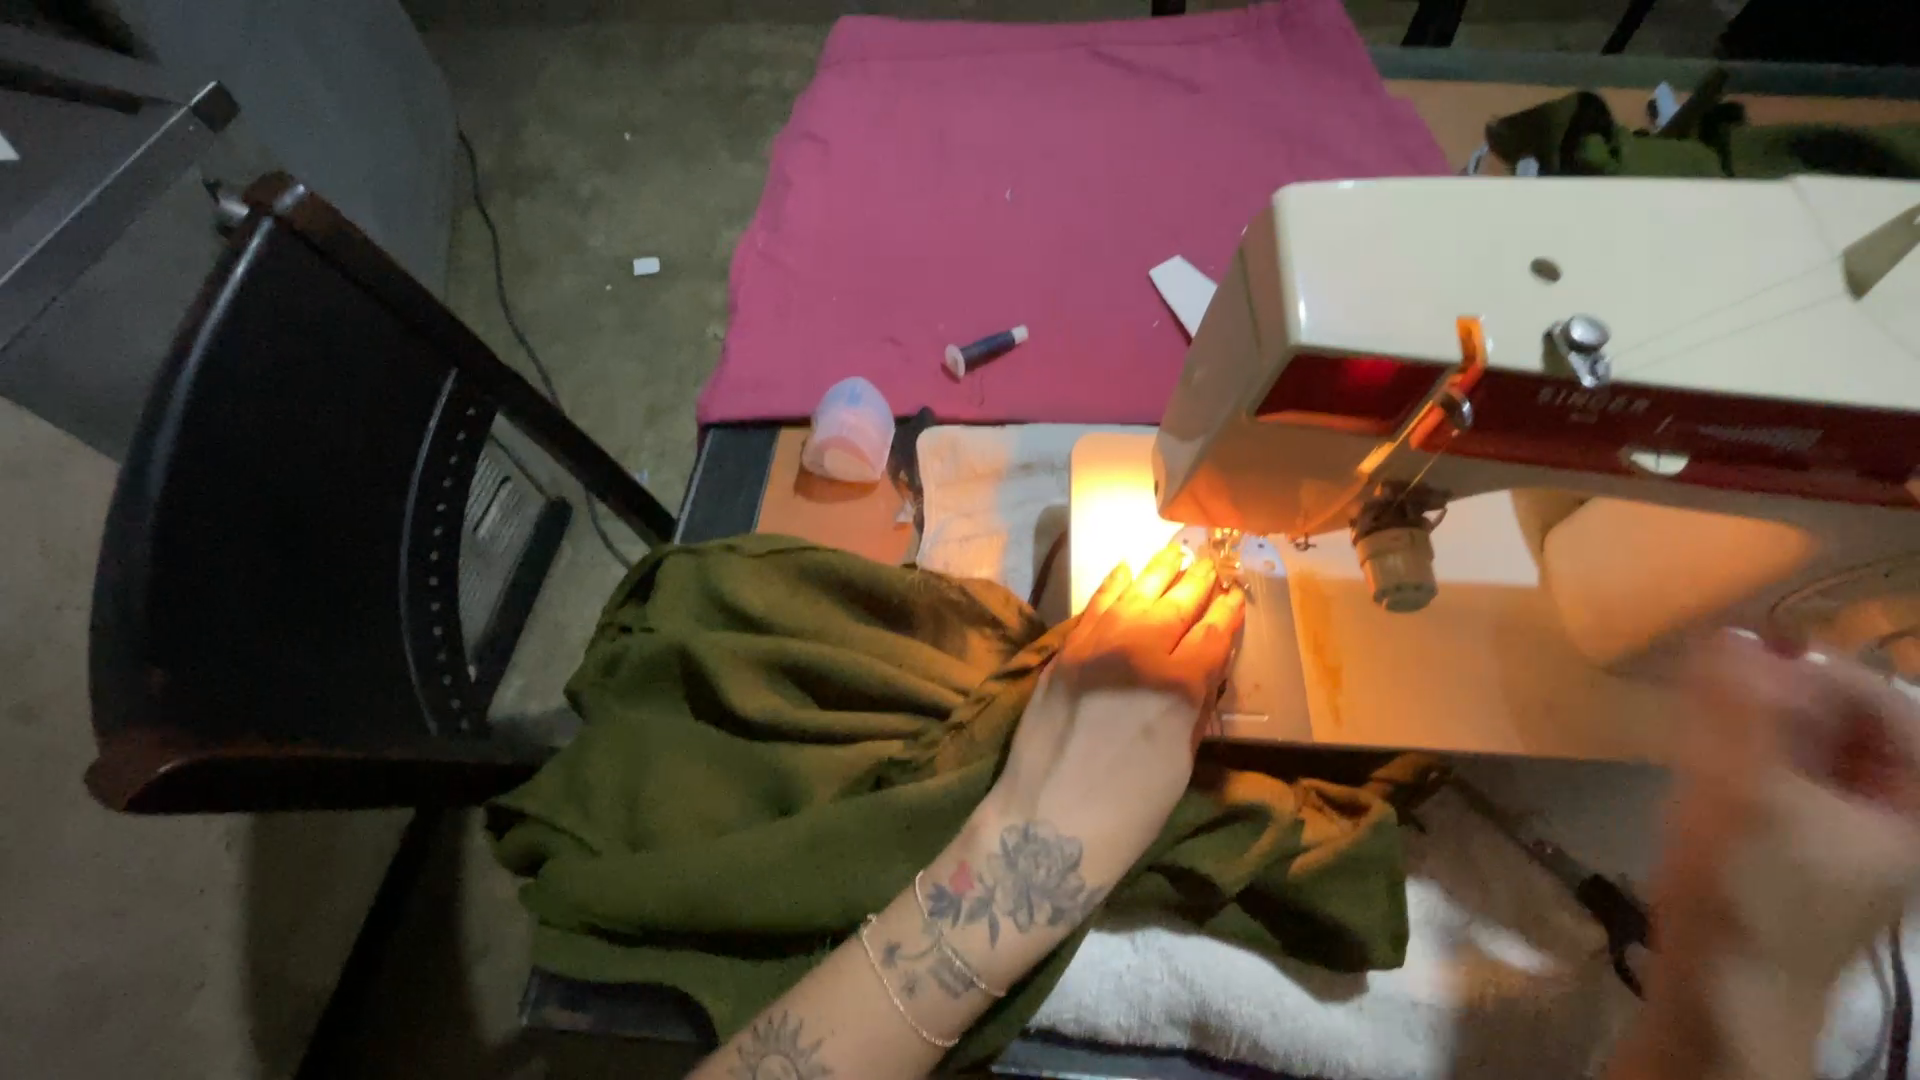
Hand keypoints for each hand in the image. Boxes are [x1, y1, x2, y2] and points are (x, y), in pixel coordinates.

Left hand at [979, 543, 1245, 888]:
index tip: (1237, 594)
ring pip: (1134, 596)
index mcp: (1178, 687)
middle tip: (1212, 561)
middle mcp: (1138, 654)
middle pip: (1176, 605)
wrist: (1047, 819)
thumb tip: (1203, 672)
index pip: (1212, 635)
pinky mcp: (1064, 652)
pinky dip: (1111, 586)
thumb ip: (1194, 709)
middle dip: (1198, 581)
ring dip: (1157, 572)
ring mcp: (1094, 648)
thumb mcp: (1182, 762)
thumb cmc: (1128, 809)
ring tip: (1175, 551)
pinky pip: (1092, 608)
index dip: (1227, 612)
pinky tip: (1125, 569)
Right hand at [1652, 634, 1919, 989]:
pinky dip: (1748, 750)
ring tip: (1703, 705)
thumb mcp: (1743, 790)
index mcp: (1909, 803)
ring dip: (1761, 717)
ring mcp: (1844, 831)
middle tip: (1717, 672)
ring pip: (1812, 748)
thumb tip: (1733, 635)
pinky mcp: (1796, 843)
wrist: (1724, 978)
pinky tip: (1705, 754)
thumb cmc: (1747, 884)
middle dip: (1787, 690)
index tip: (1743, 649)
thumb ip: (1738, 712)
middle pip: (1851, 725)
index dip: (1820, 669)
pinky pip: (1783, 774)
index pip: (1886, 707)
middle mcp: (1892, 812)